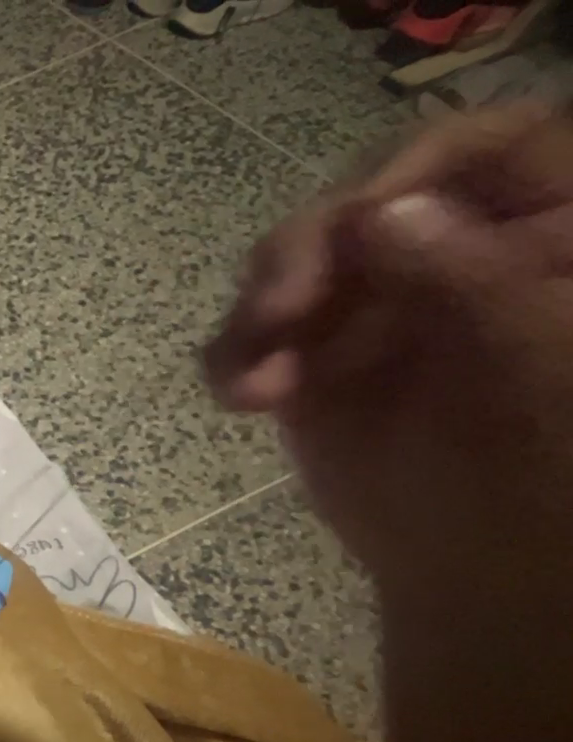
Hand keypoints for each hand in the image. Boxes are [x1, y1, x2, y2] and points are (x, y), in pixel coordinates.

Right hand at [202, 106, 572, 593]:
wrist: (473, 564)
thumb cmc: (545, 469)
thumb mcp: (538, 363)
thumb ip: (476, 280)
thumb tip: (385, 210)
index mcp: (542, 233)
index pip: (487, 148)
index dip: (419, 164)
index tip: (362, 219)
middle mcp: (450, 254)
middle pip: (358, 205)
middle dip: (303, 257)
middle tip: (276, 313)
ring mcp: (369, 307)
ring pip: (285, 268)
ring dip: (255, 321)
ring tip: (254, 388)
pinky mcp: (305, 358)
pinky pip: (246, 335)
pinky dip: (231, 362)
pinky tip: (244, 402)